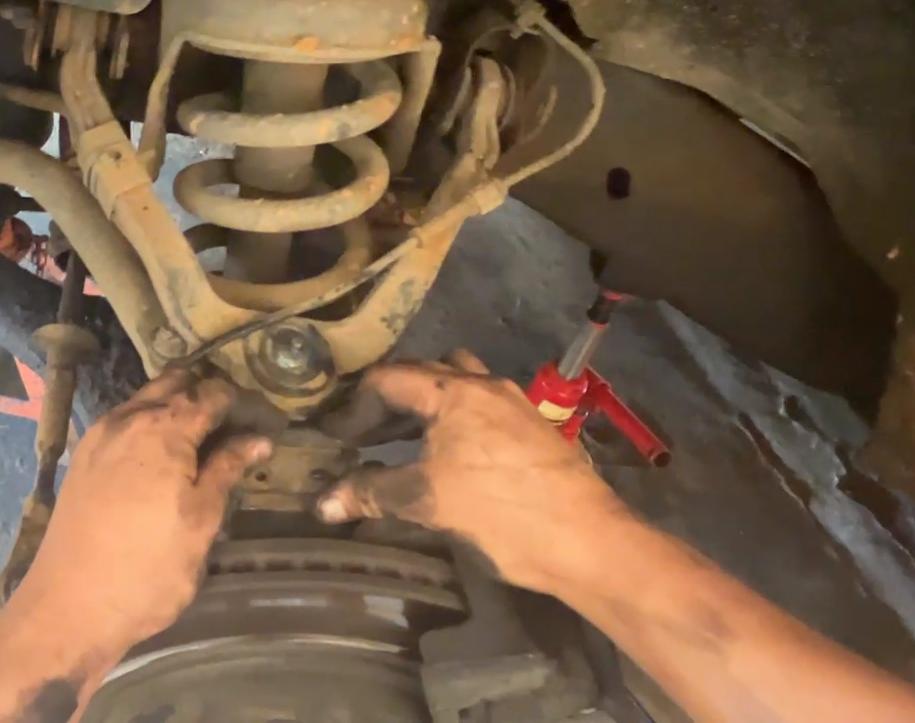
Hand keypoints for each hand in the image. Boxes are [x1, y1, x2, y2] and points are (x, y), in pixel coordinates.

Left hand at [8, 369, 273, 655]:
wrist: (69, 604)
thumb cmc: (147, 568)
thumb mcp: (200, 522)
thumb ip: (226, 470)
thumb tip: (257, 438)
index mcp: (164, 428)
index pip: (211, 394)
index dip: (239, 400)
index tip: (259, 416)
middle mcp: (129, 417)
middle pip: (174, 384)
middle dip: (204, 394)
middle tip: (231, 422)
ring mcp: (101, 432)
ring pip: (146, 398)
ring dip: (173, 405)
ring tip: (199, 436)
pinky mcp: (84, 453)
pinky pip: (124, 419)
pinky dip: (147, 421)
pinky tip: (160, 451)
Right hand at [315, 349, 633, 592]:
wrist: (592, 543)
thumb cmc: (502, 512)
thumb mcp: (428, 502)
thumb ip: (372, 493)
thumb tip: (323, 504)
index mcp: (451, 391)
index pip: (387, 378)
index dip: (356, 405)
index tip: (341, 435)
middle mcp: (482, 384)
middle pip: (421, 371)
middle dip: (388, 397)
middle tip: (366, 430)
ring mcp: (512, 402)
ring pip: (456, 379)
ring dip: (426, 398)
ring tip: (408, 432)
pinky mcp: (531, 426)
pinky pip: (480, 402)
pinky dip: (455, 414)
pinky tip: (452, 449)